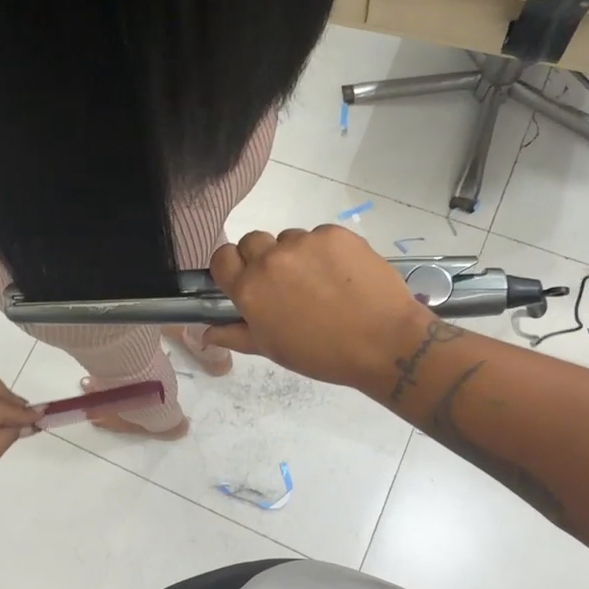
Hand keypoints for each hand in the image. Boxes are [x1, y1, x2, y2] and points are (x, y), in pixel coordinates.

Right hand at [202, 226, 437, 388]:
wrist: (384, 342)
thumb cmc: (321, 354)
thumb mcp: (272, 348)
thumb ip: (234, 334)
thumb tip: (205, 334)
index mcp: (249, 289)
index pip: (221, 258)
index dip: (230, 267)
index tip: (243, 278)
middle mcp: (270, 260)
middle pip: (252, 241)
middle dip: (262, 258)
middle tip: (284, 284)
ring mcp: (304, 243)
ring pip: (288, 239)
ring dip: (296, 256)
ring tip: (320, 283)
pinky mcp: (335, 234)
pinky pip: (319, 236)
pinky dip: (325, 252)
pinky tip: (341, 276)